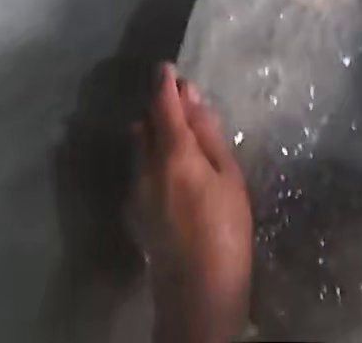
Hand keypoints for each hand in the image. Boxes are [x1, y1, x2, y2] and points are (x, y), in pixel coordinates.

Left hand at [134, 63, 251, 342]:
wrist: (197, 295)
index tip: (167, 66)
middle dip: (161, 106)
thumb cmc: (225, 232)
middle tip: (183, 104)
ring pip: (139, 144)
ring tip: (179, 139)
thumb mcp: (228, 178)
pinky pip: (138, 167)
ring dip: (153, 131)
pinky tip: (171, 173)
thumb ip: (207, 134)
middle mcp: (144, 162)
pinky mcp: (132, 208)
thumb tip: (191, 96)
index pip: (162, 102)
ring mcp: (134, 186)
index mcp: (171, 150)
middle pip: (146, 120)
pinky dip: (151, 157)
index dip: (164, 81)